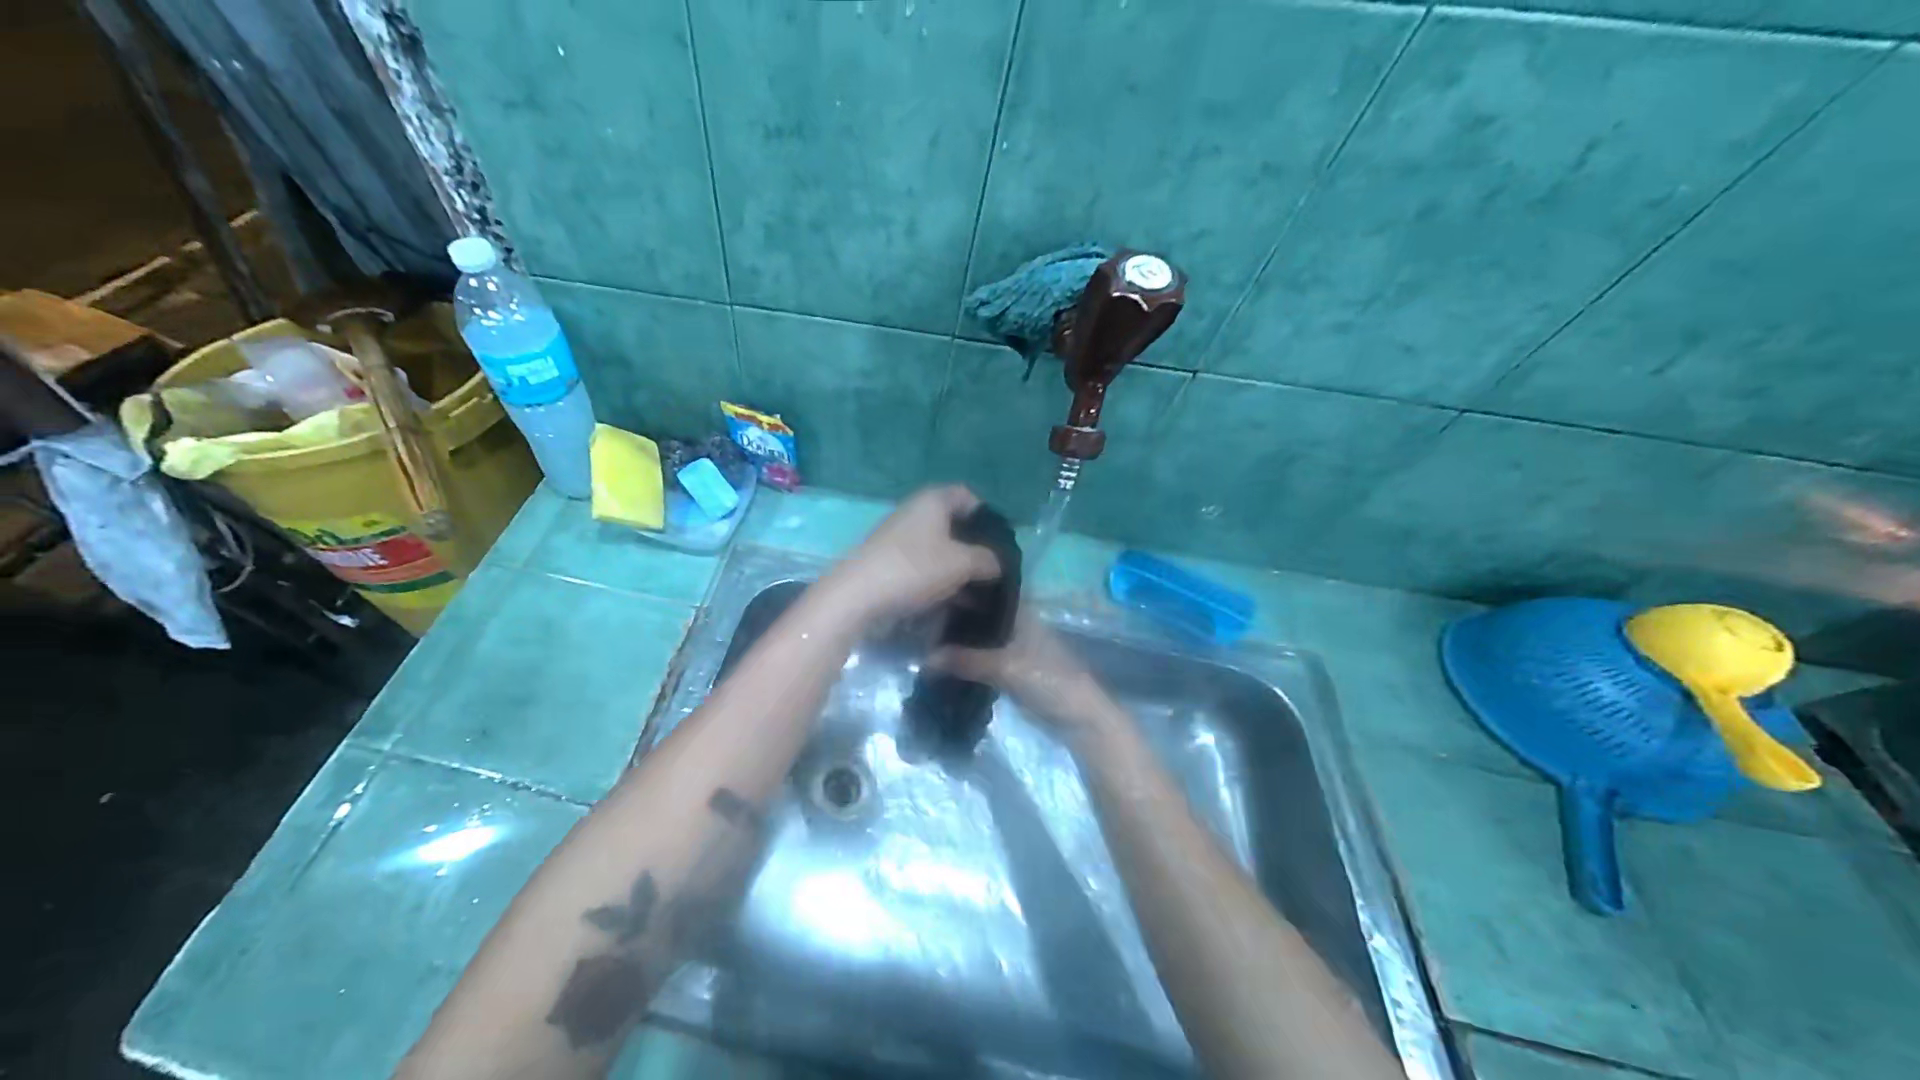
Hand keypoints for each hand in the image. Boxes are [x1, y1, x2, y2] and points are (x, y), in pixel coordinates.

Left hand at [820, 485, 1003, 624]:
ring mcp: (899, 537)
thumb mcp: (961, 564)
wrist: (857, 595)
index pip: (968, 496)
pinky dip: (941, 579)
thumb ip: (988, 560)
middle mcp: (915, 512)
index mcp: (933, 501)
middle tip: (994, 572)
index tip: (1000, 543)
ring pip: (939, 548)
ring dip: (959, 568)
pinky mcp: (889, 561)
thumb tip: (998, 562)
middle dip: (975, 548)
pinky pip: (924, 565)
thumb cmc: (914, 569)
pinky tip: (953, 603)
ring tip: (979, 595)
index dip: (988, 516)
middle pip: (954, 524)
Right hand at [930, 612, 1119, 738]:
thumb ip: (965, 661)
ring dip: (959, 642)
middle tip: (920, 621)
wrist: (1079, 716)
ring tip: (924, 639)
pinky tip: (943, 661)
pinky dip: (966, 660)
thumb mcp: (1004, 668)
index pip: (984, 593)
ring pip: (980, 638)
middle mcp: (1015, 622)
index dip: (959, 592)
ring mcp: (1014, 646)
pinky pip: (983, 659)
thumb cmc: (1048, 680)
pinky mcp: (1012, 668)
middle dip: (954, 620)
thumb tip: (925, 658)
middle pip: (979, 616)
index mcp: (1019, 610)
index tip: (928, 594)